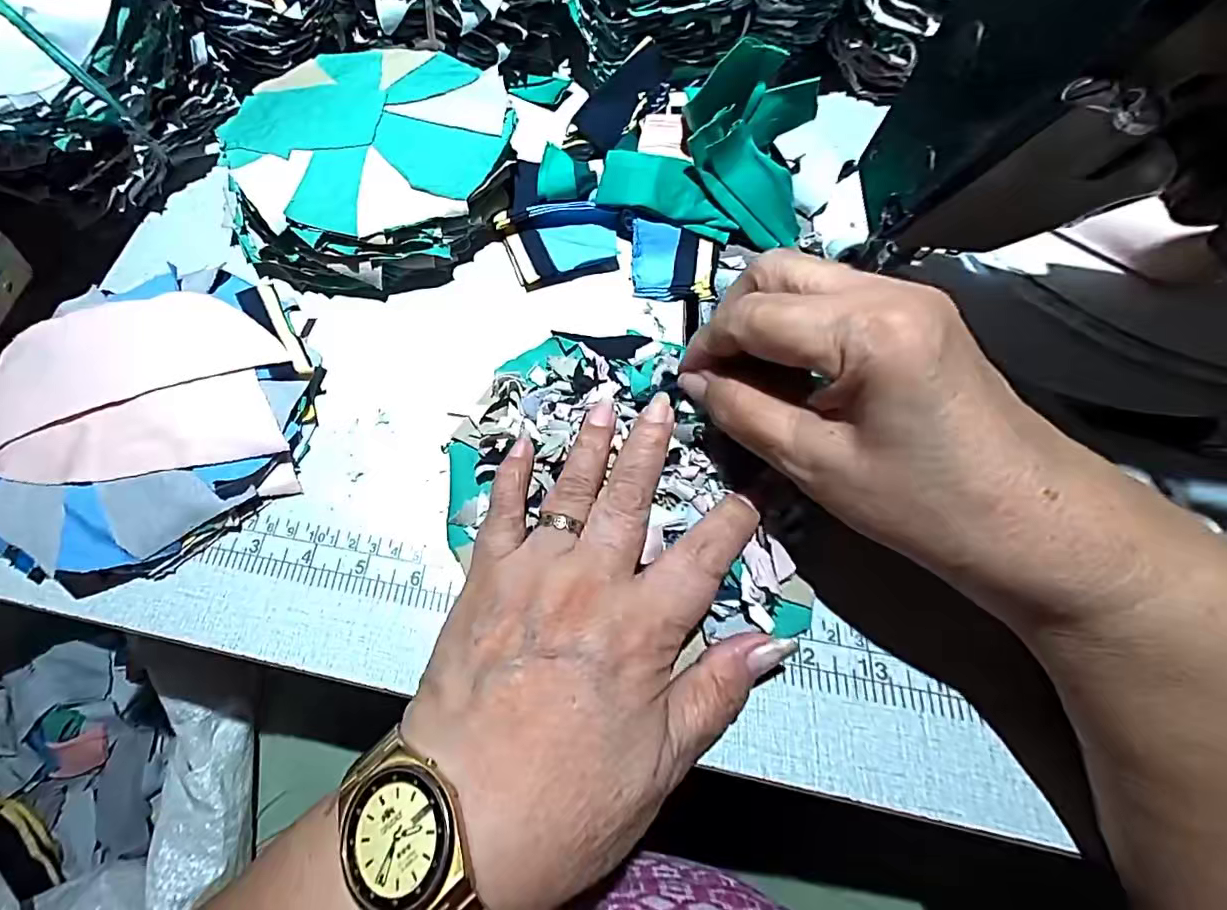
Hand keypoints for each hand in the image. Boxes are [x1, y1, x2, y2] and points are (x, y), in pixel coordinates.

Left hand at [401, 393, 797, 909]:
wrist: (456, 822)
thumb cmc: (569, 802)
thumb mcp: (661, 763)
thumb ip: (715, 693)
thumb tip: (771, 643)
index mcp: (641, 630)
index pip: (704, 557)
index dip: (736, 517)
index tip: (756, 483)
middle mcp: (590, 586)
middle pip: (630, 503)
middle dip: (651, 450)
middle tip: (663, 405)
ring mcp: (531, 576)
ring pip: (569, 495)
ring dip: (589, 448)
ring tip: (604, 406)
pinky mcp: (482, 584)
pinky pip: (498, 517)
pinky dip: (510, 479)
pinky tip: (519, 447)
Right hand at [678, 250, 1175, 629]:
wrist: (1037, 524)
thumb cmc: (926, 508)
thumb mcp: (817, 465)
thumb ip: (744, 412)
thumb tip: (695, 382)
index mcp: (866, 327)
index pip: (755, 313)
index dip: (708, 346)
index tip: (687, 382)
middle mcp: (889, 288)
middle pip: (777, 269)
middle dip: (733, 315)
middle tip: (718, 372)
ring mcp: (911, 294)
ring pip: (807, 275)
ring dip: (766, 315)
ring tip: (752, 374)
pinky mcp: (920, 311)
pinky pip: (838, 296)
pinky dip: (801, 322)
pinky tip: (796, 370)